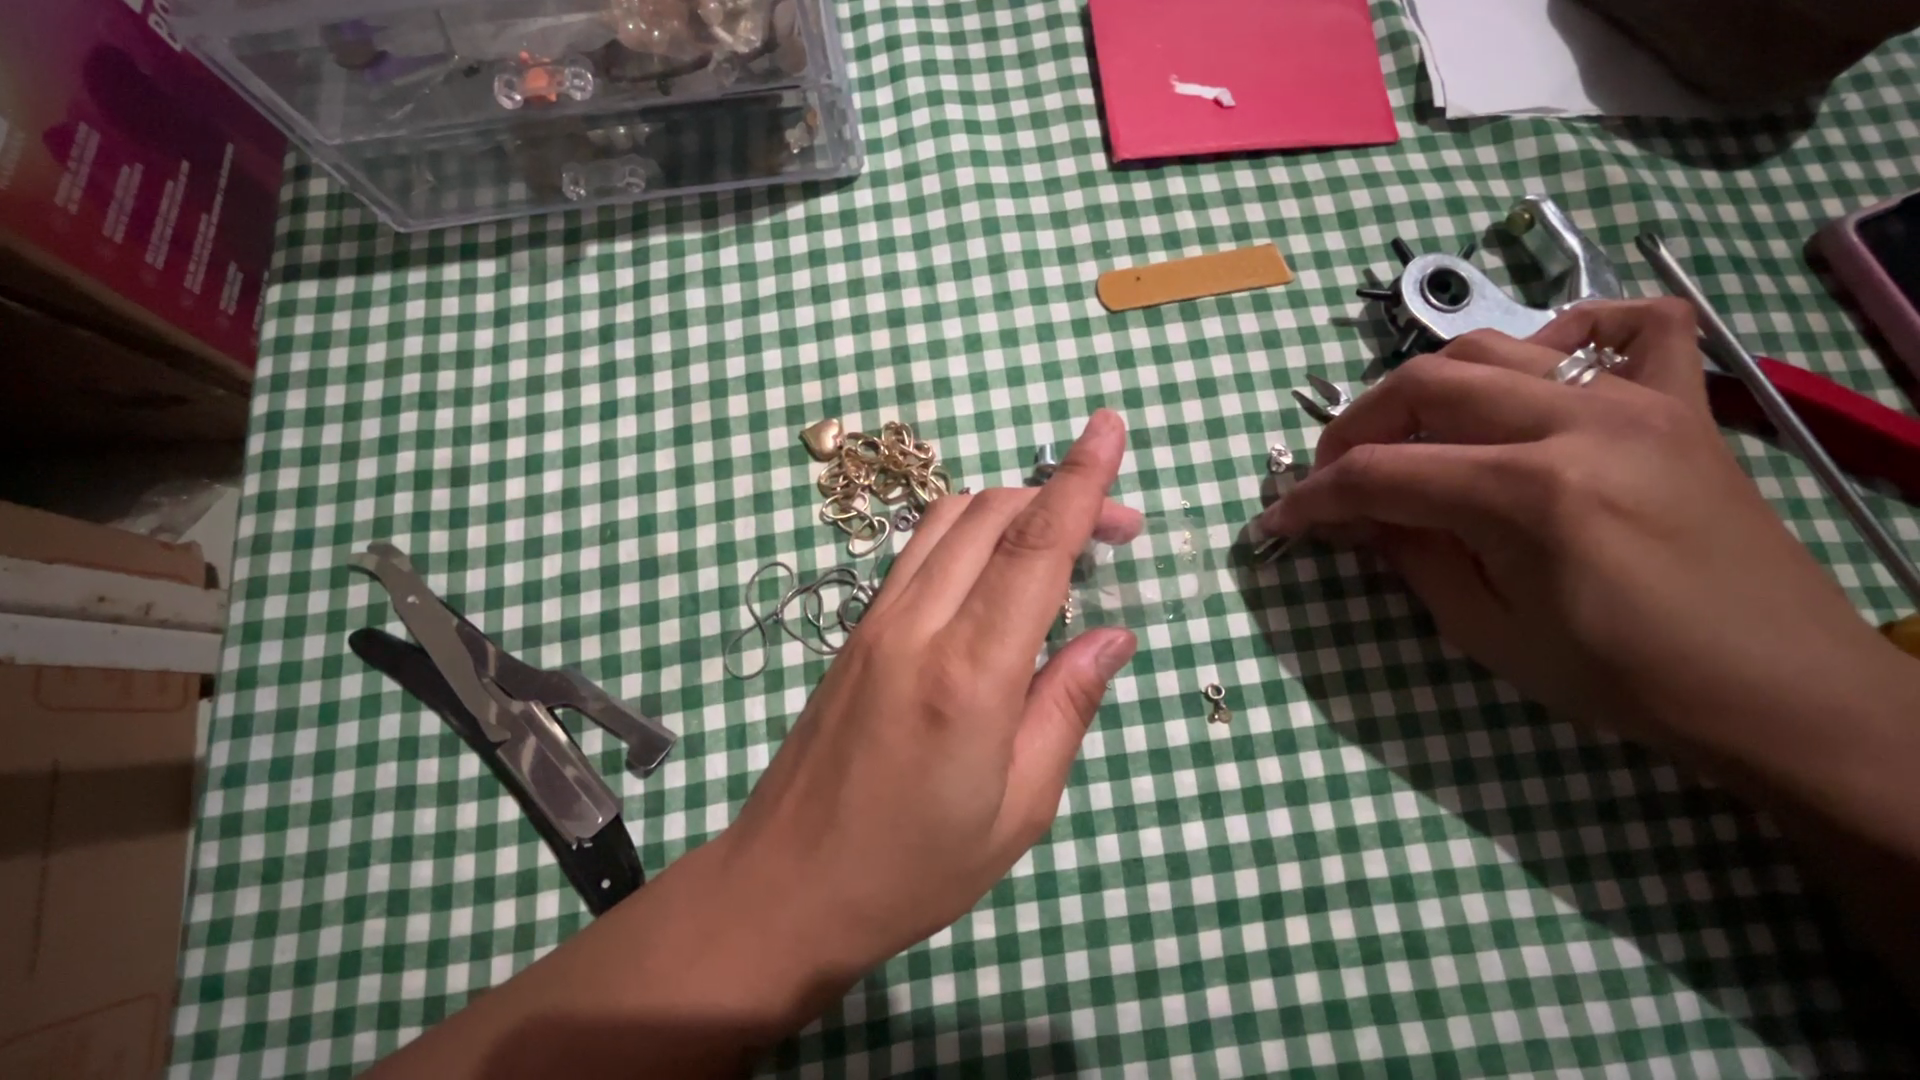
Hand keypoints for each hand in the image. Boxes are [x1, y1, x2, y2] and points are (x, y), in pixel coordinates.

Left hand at [704, 410, 1142, 1007]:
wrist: (786, 886)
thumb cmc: (913, 868)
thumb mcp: (1019, 808)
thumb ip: (1067, 708)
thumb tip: (1113, 635)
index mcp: (969, 673)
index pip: (1035, 548)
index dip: (1080, 481)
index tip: (1110, 427)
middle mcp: (916, 625)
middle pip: (990, 514)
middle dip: (1060, 494)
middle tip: (1120, 529)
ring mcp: (874, 621)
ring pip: (947, 521)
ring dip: (1011, 508)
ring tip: (1063, 544)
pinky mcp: (854, 632)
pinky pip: (918, 553)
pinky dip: (969, 536)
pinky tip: (997, 575)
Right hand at [1253, 300, 1919, 815]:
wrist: (1776, 688)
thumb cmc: (1621, 678)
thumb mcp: (1486, 632)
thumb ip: (1412, 556)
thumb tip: (1360, 515)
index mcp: (1528, 496)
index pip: (1380, 475)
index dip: (1313, 498)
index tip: (1279, 520)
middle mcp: (1577, 424)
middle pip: (1423, 388)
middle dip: (1354, 430)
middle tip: (1335, 477)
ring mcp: (1638, 401)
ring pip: (1494, 348)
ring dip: (1426, 386)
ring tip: (1411, 434)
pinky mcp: (1682, 403)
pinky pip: (1631, 326)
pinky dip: (1571, 331)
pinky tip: (1539, 371)